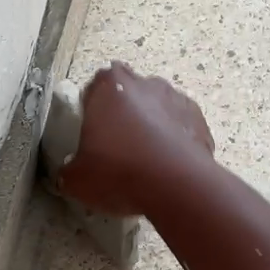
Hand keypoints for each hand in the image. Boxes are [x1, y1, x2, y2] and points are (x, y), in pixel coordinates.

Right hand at [57, 63, 216, 216]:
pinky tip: (167, 169)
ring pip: (156, 110)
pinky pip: (180, 129)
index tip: (91, 135)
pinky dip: (174, 143)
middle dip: (123, 116)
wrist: (177, 186)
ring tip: (145, 163)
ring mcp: (176, 99)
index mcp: (109, 85)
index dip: (91, 112)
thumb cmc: (118, 172)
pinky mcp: (200, 121)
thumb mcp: (77, 179)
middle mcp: (145, 82)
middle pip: (128, 95)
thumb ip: (69, 170)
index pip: (93, 88)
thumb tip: (70, 173)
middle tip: (116, 150)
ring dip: (151, 128)